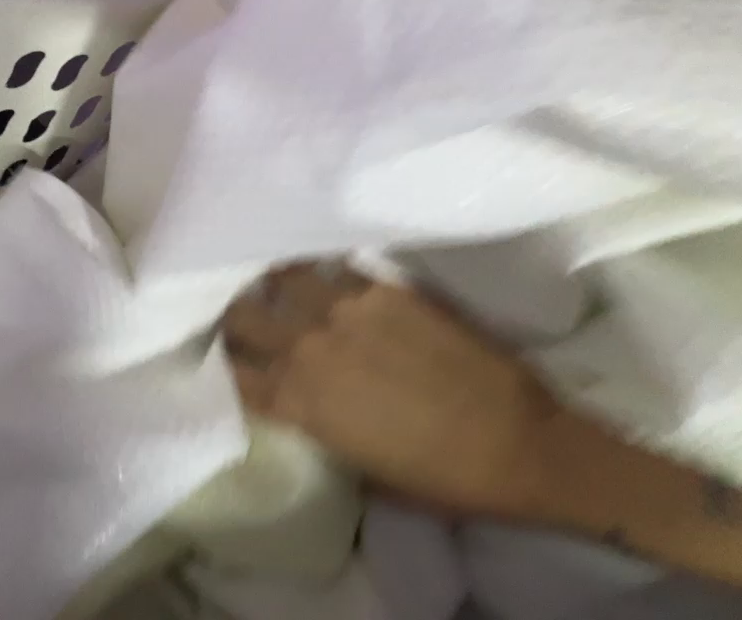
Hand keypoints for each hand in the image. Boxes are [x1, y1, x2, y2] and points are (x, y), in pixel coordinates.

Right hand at [223, 265, 563, 519]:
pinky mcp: (382, 287)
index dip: (222, 361)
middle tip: (243, 313)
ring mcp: (344, 310)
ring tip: (280, 282)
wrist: (520, 443)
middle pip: (242, 315)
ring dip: (276, 283)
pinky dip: (322, 271)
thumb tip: (304, 400)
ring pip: (282, 277)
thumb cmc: (441, 475)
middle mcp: (308, 348)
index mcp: (299, 402)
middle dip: (237, 315)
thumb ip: (318, 423)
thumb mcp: (361, 466)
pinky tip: (325, 272)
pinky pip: (333, 267)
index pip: (233, 372)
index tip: (222, 353)